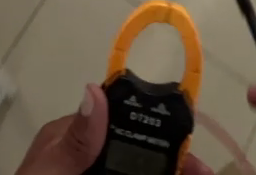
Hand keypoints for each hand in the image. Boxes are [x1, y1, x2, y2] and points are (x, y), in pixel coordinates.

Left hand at [13, 83, 215, 174]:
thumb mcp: (51, 171)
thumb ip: (75, 141)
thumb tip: (96, 89)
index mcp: (71, 142)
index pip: (120, 123)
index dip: (155, 131)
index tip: (187, 142)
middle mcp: (85, 163)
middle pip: (136, 157)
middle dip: (172, 164)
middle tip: (204, 173)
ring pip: (138, 172)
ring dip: (168, 173)